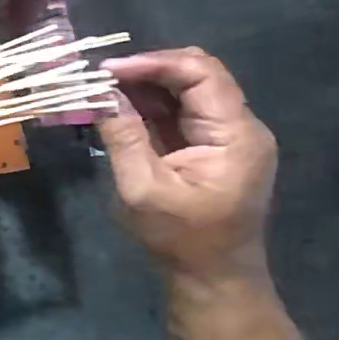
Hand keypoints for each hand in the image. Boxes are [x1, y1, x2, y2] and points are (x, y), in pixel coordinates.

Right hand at [97, 48, 276, 286]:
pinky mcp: (210, 145)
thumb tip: (100, 94)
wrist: (211, 276)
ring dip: (143, 86)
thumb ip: (123, 137)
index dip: (153, 63)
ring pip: (186, 90)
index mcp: (235, 135)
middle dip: (146, 70)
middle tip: (99, 80)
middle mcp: (239, 127)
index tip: (106, 72)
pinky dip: (147, 105)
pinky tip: (117, 108)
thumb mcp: (141, 189)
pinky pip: (179, 111)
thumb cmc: (179, 237)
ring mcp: (227, 136)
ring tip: (101, 92)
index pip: (201, 73)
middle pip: (197, 75)